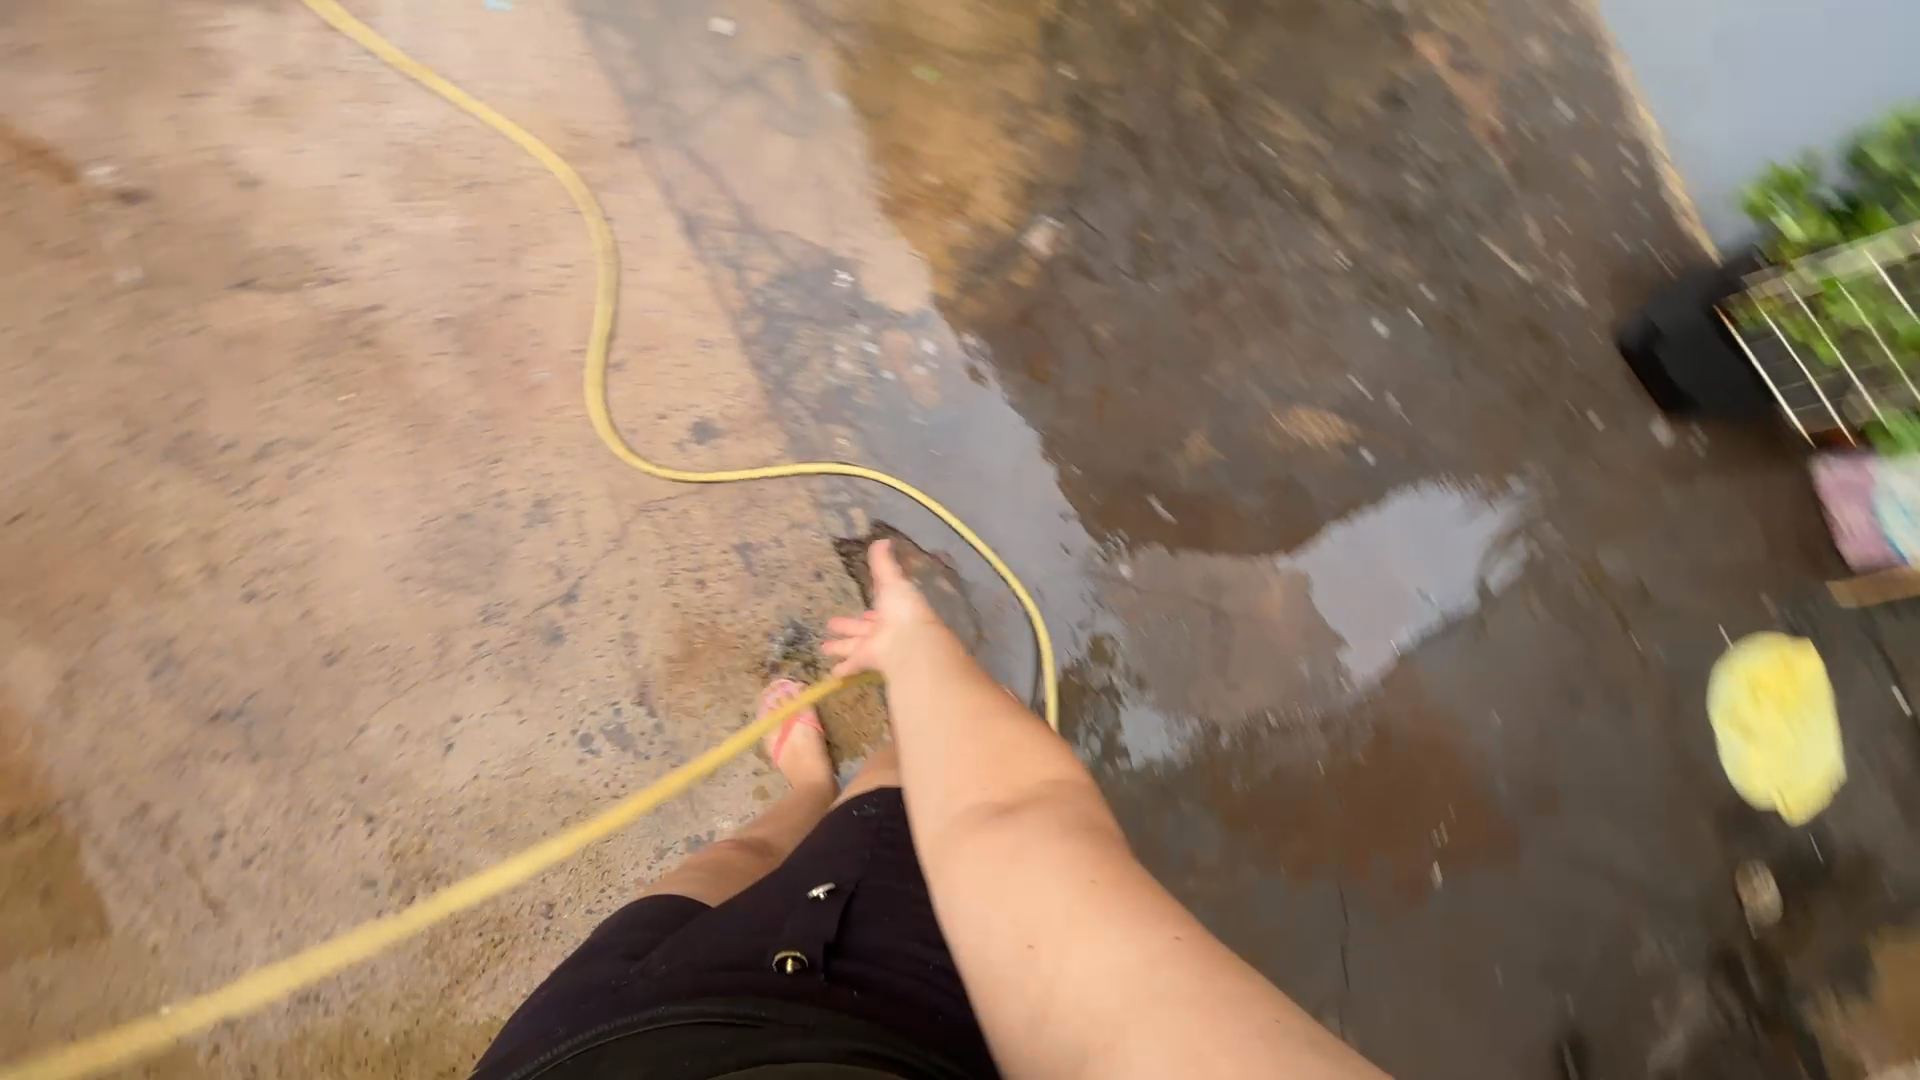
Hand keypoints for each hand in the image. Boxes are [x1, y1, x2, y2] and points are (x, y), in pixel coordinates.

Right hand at [822, 539, 945, 677]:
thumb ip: (883, 563)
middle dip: (850, 627)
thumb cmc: (902, 607)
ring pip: (855, 646)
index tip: (866, 610)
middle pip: (864, 628)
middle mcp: (887, 628)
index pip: (882, 608)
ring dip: (841, 647)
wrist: (910, 641)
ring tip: (824, 648)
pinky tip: (832, 673)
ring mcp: (878, 646)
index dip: (873, 610)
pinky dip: (844, 669)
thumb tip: (882, 539)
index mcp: (894, 609)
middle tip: (833, 624)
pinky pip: (854, 664)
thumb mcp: (892, 580)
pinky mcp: (870, 660)